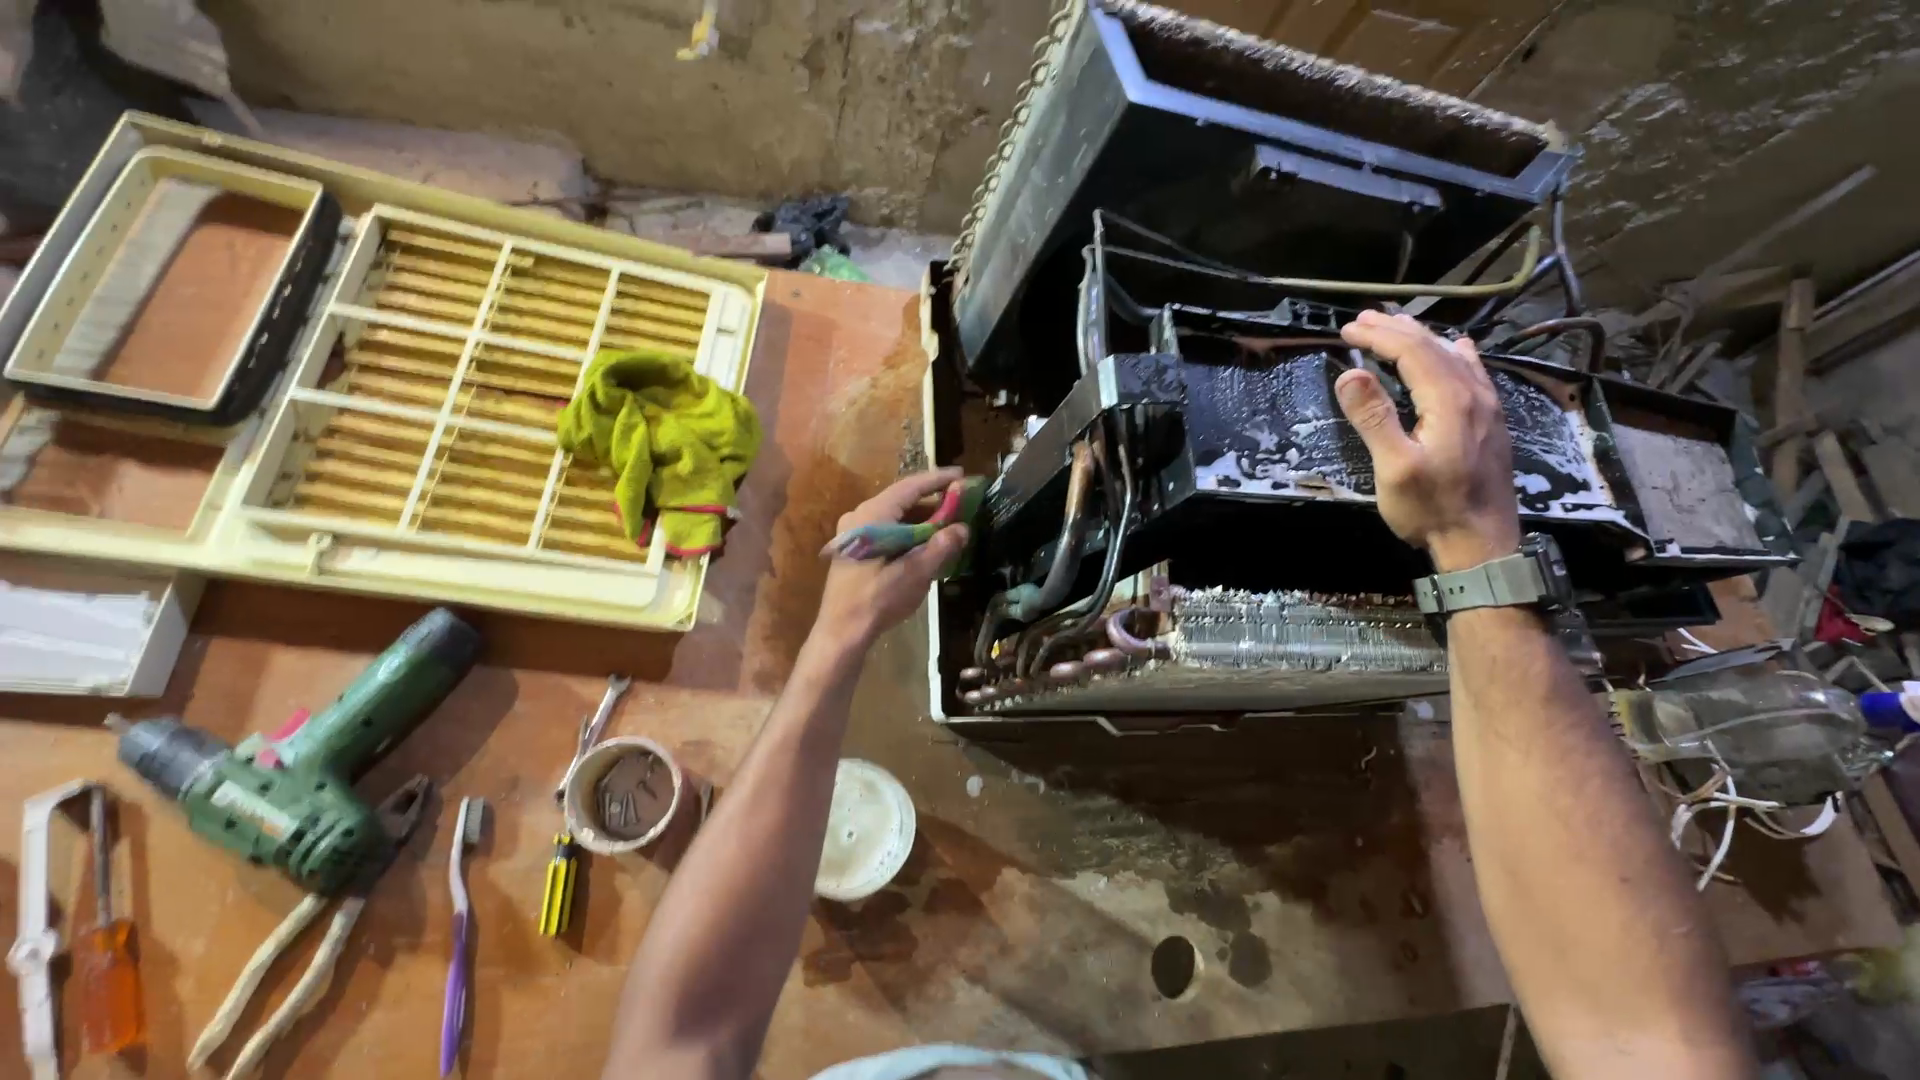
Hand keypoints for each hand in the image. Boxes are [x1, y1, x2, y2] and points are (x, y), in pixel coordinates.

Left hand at [814, 468, 970, 651]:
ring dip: (921, 518)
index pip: (909, 487)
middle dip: (932, 501)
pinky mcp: (854, 548)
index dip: (937, 480)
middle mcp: (859, 516)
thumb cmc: (877, 599)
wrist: (842, 630)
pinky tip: (926, 541)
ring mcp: (853, 532)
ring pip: (894, 515)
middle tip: (960, 501)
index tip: (961, 475)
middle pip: (901, 499)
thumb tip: (963, 528)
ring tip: (949, 522)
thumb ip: (940, 547)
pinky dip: (908, 531)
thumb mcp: (915, 573)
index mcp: (872, 516)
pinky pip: (886, 529)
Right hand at [1335, 311, 1520, 572]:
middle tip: (1363, 318)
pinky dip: (1454, 354)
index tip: (1347, 328)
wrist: (1482, 543)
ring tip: (1397, 327)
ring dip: (1423, 338)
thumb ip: (1374, 418)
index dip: (1378, 335)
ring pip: (1455, 357)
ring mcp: (1487, 408)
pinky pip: (1473, 373)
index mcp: (1449, 401)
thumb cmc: (1431, 509)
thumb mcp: (1394, 468)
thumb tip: (1350, 372)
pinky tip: (1458, 349)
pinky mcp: (1491, 422)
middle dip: (1397, 329)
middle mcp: (1473, 395)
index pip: (1412, 352)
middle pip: (1434, 348)